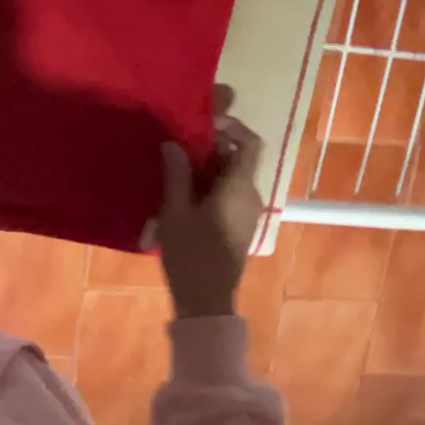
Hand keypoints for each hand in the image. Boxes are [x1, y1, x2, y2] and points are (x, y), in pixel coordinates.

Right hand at [156, 88, 264, 317]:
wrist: (206, 300)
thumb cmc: (190, 254)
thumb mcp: (175, 212)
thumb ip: (176, 175)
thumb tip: (173, 144)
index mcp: (239, 187)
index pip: (249, 143)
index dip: (231, 127)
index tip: (203, 124)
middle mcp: (251, 195)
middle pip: (239, 160)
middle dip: (211, 149)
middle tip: (178, 149)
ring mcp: (248, 213)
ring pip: (232, 179)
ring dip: (208, 170)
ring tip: (175, 173)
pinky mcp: (240, 227)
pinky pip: (229, 196)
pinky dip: (211, 188)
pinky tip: (184, 198)